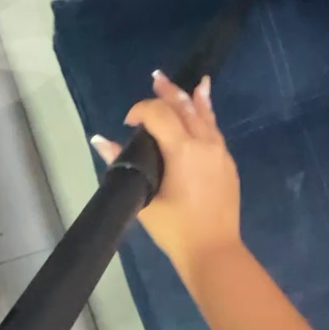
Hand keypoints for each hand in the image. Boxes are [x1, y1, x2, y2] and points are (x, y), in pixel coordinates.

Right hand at [92, 72, 241, 271]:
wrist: (214, 250)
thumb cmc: (176, 229)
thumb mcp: (145, 199)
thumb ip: (123, 165)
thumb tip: (100, 142)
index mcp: (183, 150)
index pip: (159, 114)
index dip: (141, 110)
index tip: (128, 123)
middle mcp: (204, 144)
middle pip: (185, 107)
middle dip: (169, 92)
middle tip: (157, 79)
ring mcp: (220, 153)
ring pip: (206, 117)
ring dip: (193, 99)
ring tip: (192, 83)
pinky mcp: (228, 165)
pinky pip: (215, 131)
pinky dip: (207, 117)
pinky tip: (205, 112)